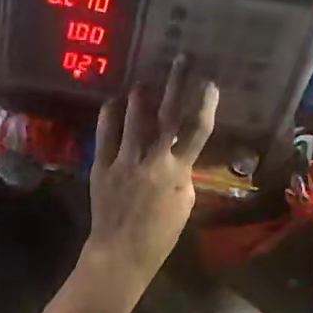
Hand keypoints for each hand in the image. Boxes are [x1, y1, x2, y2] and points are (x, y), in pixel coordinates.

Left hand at [84, 58, 219, 285]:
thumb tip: (178, 152)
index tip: (210, 84)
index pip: (197, 131)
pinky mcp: (102, 163)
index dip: (205, 105)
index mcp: (178, 171)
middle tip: (181, 60)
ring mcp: (125, 159)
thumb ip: (183, 173)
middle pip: (168, 115)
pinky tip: (114, 101)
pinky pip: (106, 131)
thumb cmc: (160, 234)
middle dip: (177, 84)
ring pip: (134, 116)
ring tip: (143, 83)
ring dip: (140, 95)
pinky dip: (110, 113)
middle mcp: (153, 159)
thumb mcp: (184, 204)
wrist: (121, 253)